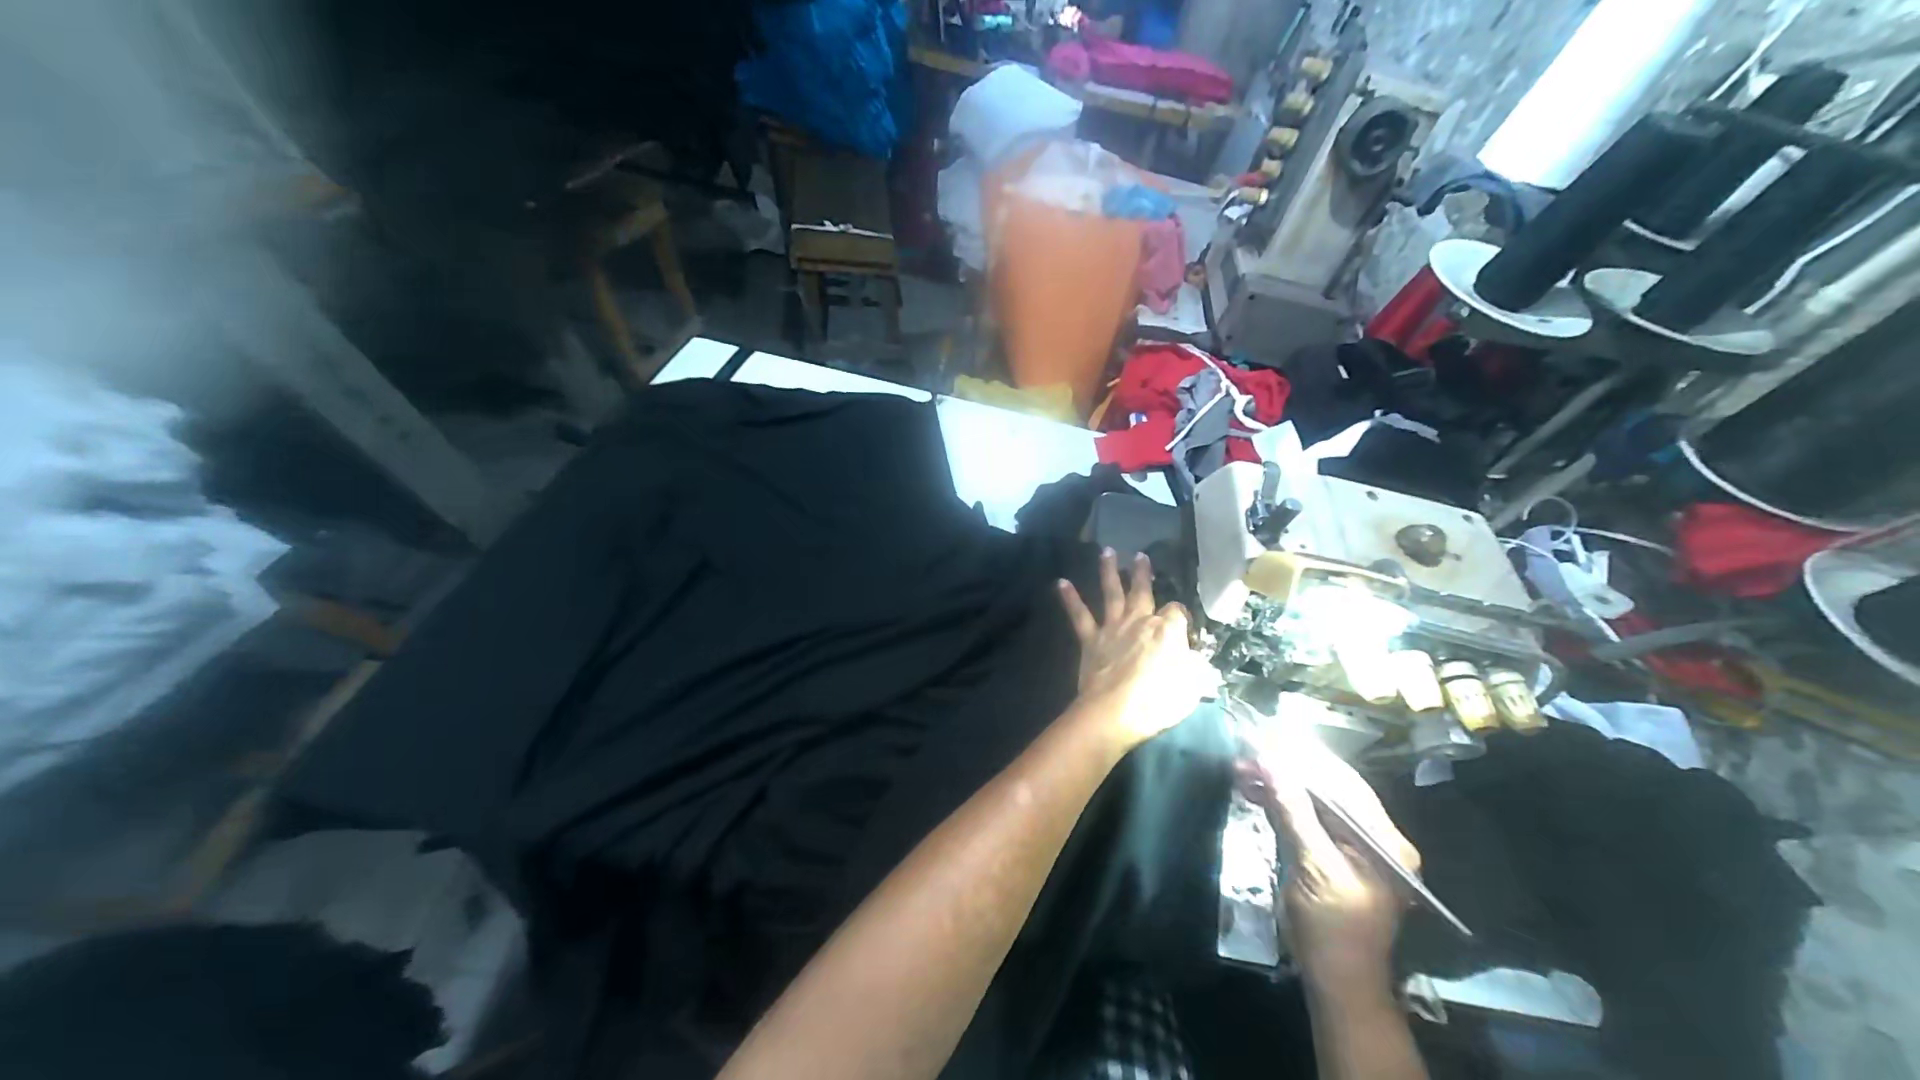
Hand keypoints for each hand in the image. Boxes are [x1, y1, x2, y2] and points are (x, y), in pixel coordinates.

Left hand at [1057, 549, 1216, 747]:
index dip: (1181, 617)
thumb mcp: (1192, 688)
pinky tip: (1061, 583)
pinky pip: (1079, 615)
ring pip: (1112, 593)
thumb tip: (1198, 661)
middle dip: (1142, 573)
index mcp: (1167, 631)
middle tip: (1139, 555)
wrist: (1114, 711)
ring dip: (1109, 572)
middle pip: (1142, 591)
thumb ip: (1196, 669)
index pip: (1178, 613)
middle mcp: (1140, 622)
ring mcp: (1113, 628)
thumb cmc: (1158, 703)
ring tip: (1106, 552)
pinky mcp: (1091, 640)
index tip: (1183, 625)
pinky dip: (1070, 599)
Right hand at [1242, 734, 1419, 996]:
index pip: (1342, 783)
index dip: (1302, 757)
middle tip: (1246, 751)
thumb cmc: (1331, 929)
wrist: (1337, 981)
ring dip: (1278, 783)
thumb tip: (1269, 761)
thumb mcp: (1311, 867)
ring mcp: (1355, 845)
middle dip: (1286, 767)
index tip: (1264, 738)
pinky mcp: (1334, 853)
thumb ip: (1293, 812)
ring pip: (1314, 799)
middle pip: (1328, 787)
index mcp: (1383, 841)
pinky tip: (1254, 790)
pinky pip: (1307, 816)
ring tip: (1241, 770)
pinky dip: (1280, 802)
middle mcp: (1376, 837)